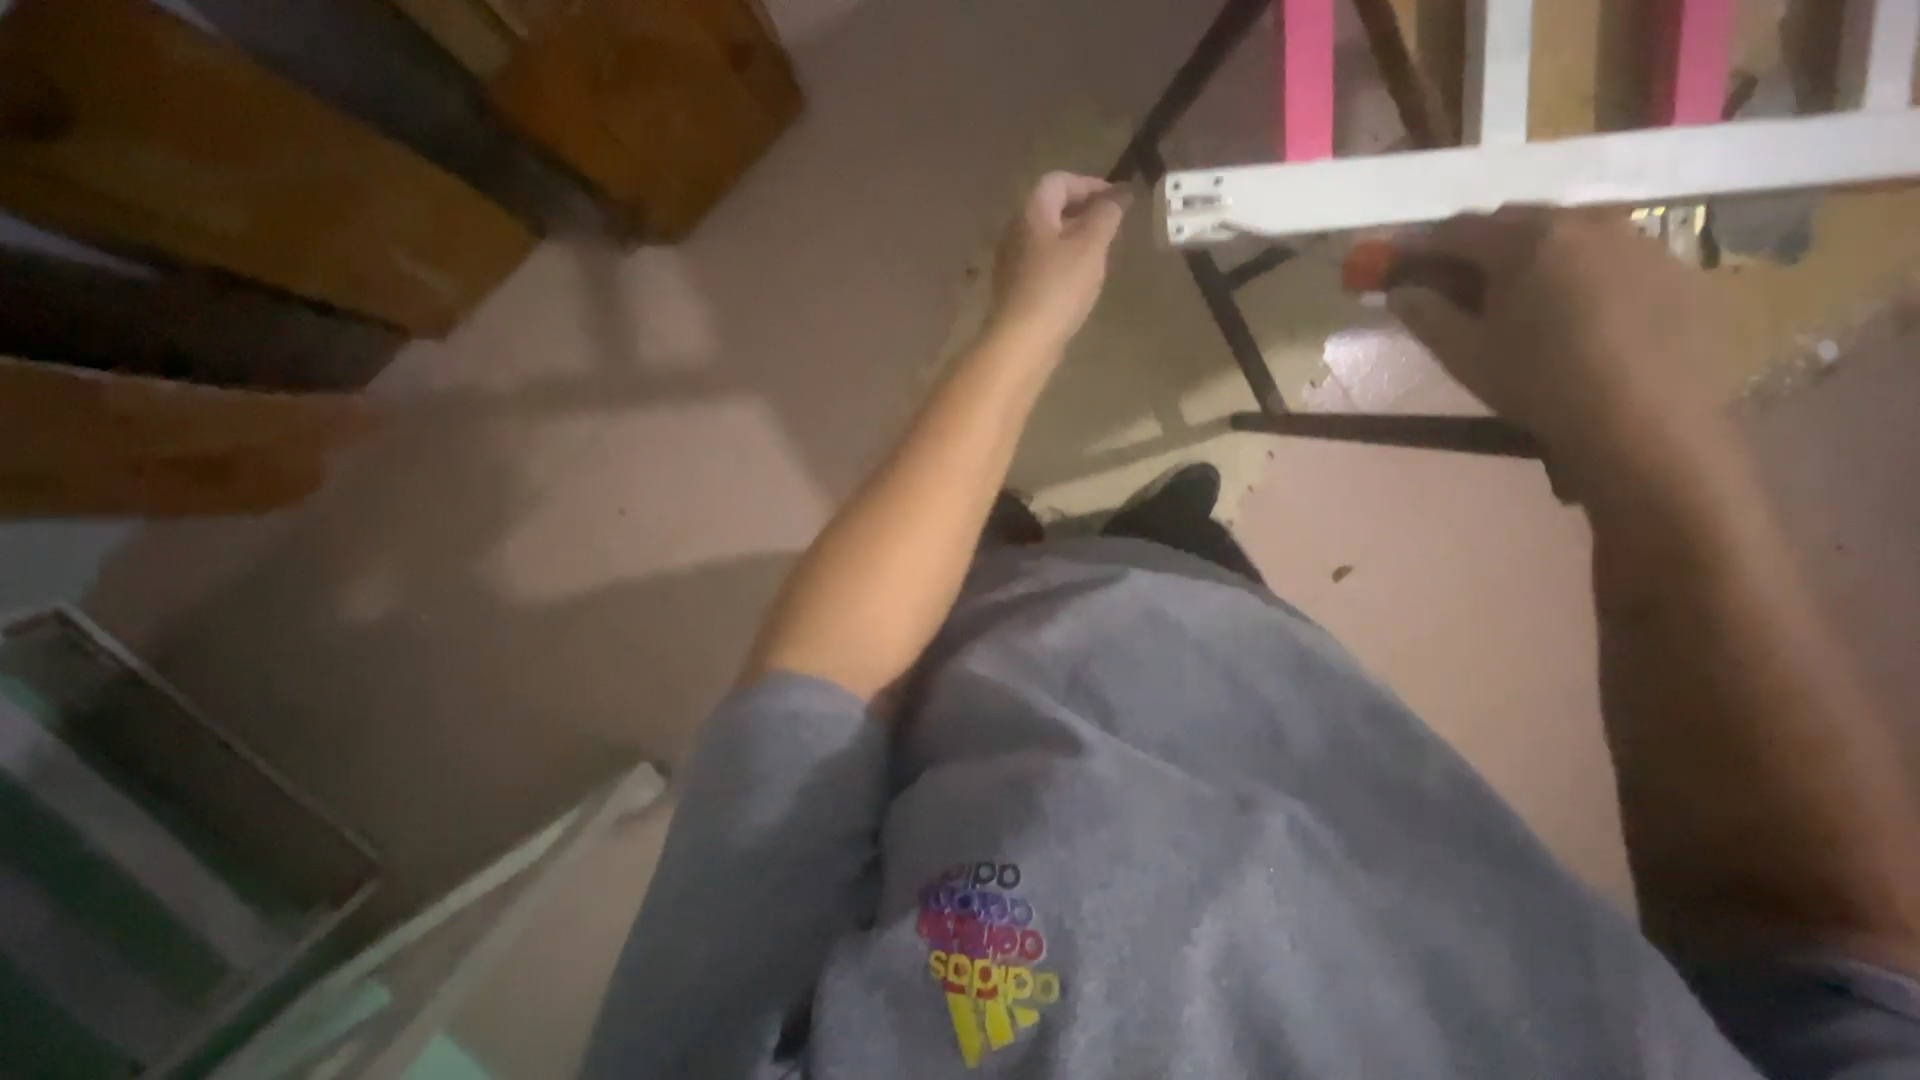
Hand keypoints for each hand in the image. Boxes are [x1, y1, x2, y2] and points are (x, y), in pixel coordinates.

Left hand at [983, 172, 1128, 353]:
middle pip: (1050, 209)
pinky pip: (1041, 263)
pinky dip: (1063, 261)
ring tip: (1100, 253)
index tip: (1117, 200)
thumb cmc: (1058, 287)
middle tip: (1111, 226)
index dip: (1089, 184)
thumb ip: (1107, 214)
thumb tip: (1119, 193)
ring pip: (1046, 238)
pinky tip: (1079, 281)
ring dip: (1074, 238)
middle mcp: (1015, 232)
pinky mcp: (1014, 289)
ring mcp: (1011, 262)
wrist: (1022, 341)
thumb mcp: (1091, 245)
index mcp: (1031, 213)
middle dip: (1083, 211)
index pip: (1058, 181)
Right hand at [1386, 208, 1733, 476]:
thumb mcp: (1466, 355)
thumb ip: (1426, 315)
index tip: (1399, 267)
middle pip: (1513, 221)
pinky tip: (1577, 312)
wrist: (1648, 421)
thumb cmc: (1540, 384)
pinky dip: (1580, 270)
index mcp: (1526, 241)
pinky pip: (1610, 254)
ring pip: (1566, 232)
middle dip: (1477, 245)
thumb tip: (1400, 292)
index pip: (1457, 229)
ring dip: (1532, 253)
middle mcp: (1584, 223)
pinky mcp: (1673, 266)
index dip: (1421, 247)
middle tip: (1456, 283)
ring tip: (1520, 296)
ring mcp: (1636, 240)